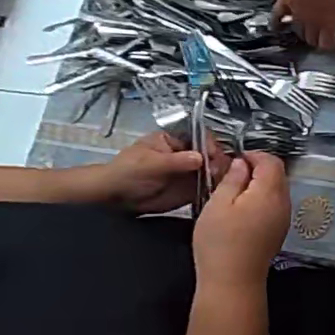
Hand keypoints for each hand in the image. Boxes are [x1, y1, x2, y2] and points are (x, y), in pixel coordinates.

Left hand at [94, 131, 232, 214]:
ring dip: (220, 175)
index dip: (209, 144)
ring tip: (219, 181)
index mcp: (175, 140)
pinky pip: (209, 186)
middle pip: (211, 153)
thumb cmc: (127, 172)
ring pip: (214, 170)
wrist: (115, 198)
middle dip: (217, 161)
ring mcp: (191, 171)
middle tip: (217, 171)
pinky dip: (216, 188)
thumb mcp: (149, 164)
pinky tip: (219, 191)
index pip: (199, 136)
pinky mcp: (192, 188)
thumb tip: (200, 158)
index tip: (213, 156)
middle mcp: (187, 153)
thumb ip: (175, 161)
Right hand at [193, 152, 290, 287]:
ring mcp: (284, 218)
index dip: (254, 155)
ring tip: (233, 190)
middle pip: (278, 174)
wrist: (233, 281)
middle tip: (231, 173)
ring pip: (278, 189)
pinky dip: (263, 198)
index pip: (272, 162)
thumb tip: (241, 163)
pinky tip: (243, 208)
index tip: (233, 158)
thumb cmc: (220, 241)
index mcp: (270, 192)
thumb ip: (232, 179)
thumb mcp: (218, 204)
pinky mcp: (279, 230)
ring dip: (260, 184)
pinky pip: (275, 205)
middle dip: (258, 168)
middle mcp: (284, 203)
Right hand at [274, 0, 334, 50]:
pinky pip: (276, 19)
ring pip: (297, 32)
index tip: (332, 42)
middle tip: (319, 34)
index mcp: (330, 23)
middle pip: (311, 39)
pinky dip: (277, 25)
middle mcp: (312, 23)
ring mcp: (295, 14)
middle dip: (316, 39)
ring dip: (302, 32)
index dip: (329, 45)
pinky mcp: (282, 2)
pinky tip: (277, 28)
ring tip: (305, 29)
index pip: (327, 45)